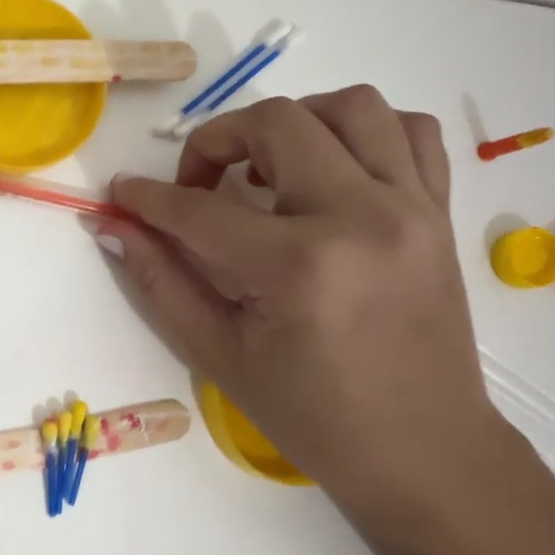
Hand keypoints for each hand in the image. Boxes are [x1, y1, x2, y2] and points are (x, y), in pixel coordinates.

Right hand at [94, 87, 503, 505]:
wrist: (420, 448)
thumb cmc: (308, 413)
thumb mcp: (218, 354)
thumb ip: (162, 281)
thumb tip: (115, 227)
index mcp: (298, 266)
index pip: (201, 208)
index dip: (148, 198)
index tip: (121, 194)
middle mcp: (362, 216)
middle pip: (278, 124)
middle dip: (215, 142)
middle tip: (196, 186)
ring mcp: (412, 207)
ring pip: (350, 106)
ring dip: (292, 122)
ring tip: (264, 169)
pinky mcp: (439, 211)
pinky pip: (409, 131)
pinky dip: (362, 132)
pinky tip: (328, 169)